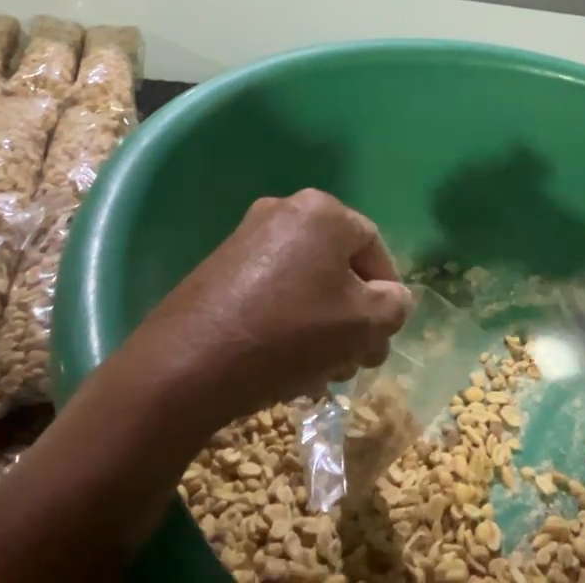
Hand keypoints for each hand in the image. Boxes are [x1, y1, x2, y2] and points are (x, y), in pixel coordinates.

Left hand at [135, 189, 413, 421]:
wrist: (190, 362)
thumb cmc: (291, 333)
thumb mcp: (363, 324)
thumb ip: (394, 306)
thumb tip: (390, 299)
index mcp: (322, 211)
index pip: (374, 248)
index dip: (388, 294)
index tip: (383, 337)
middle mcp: (283, 212)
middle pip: (337, 265)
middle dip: (354, 315)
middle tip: (356, 361)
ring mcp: (246, 239)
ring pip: (305, 283)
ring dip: (323, 325)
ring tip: (322, 374)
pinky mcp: (219, 269)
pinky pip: (272, 292)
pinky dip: (288, 323)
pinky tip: (287, 366)